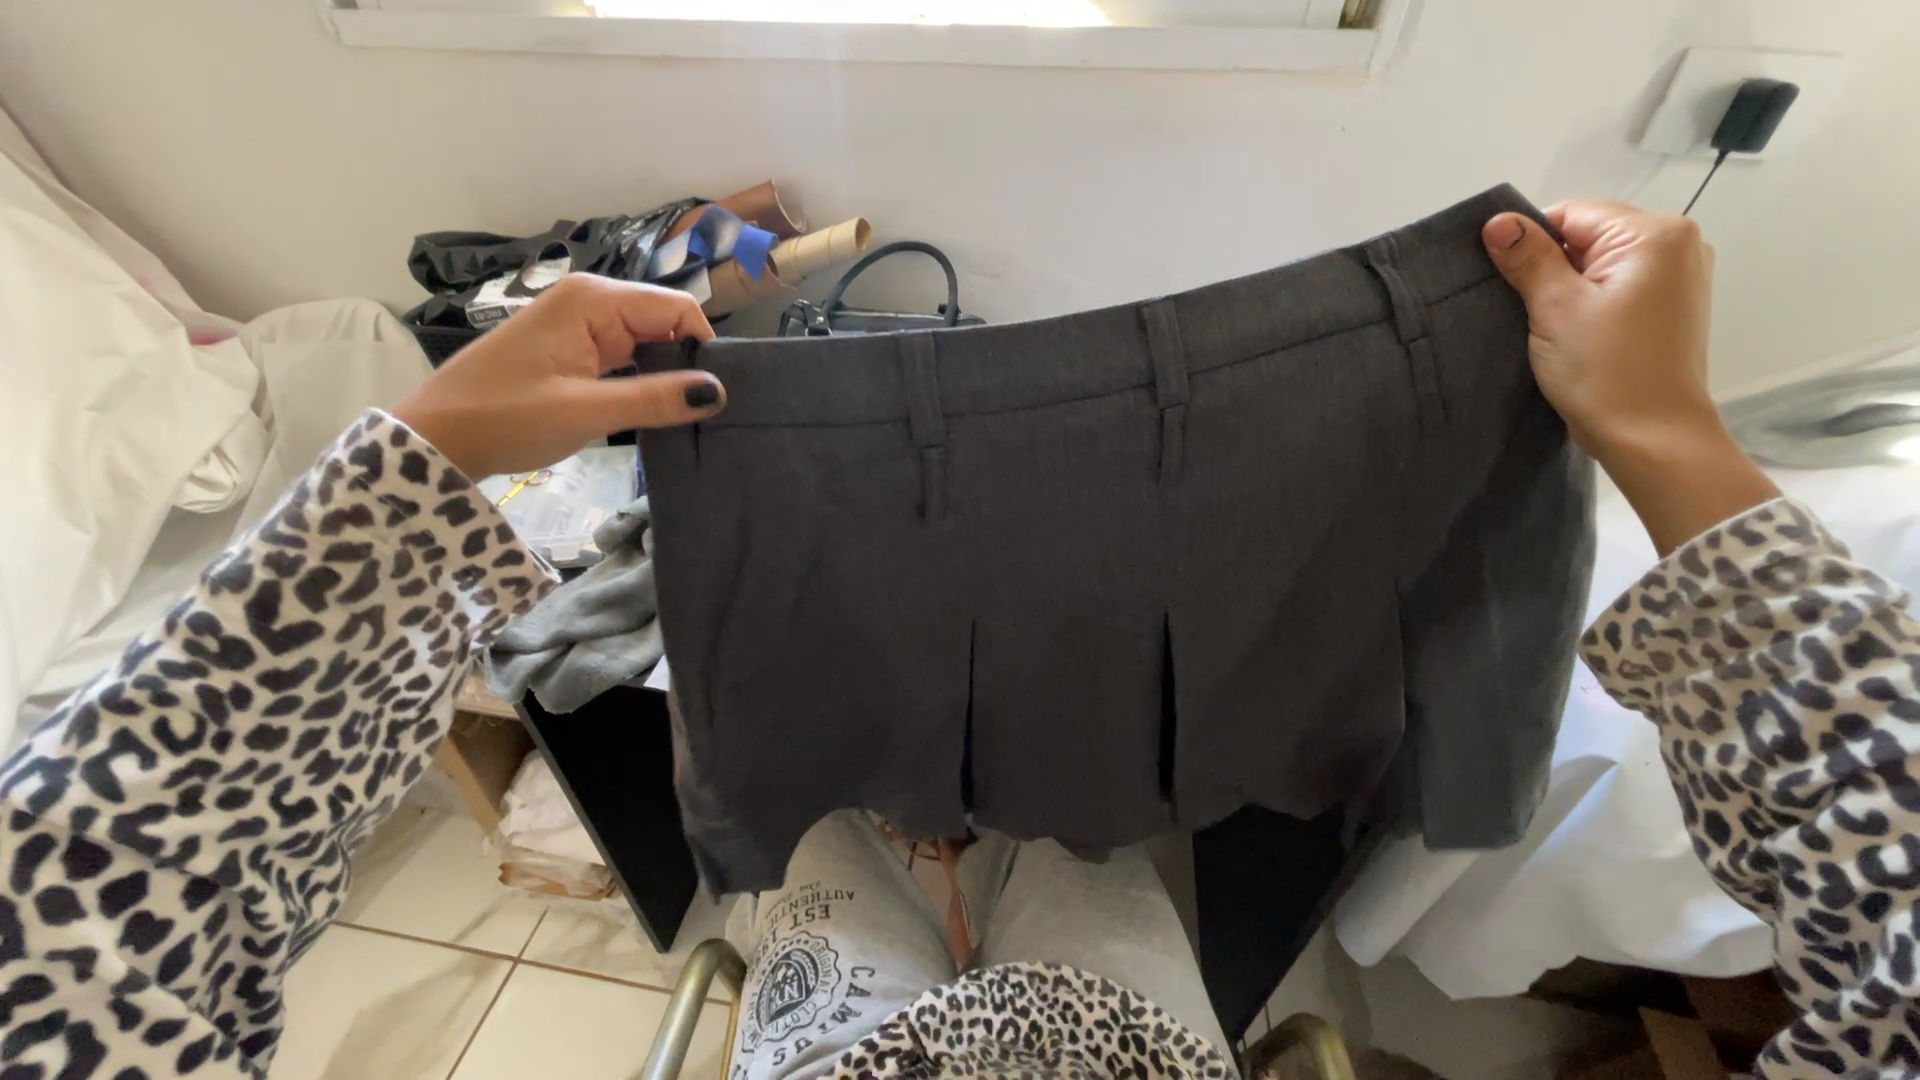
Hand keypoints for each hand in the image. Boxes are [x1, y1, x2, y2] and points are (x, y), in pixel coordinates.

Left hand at [391, 274, 724, 478]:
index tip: (714, 395)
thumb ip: (656, 399)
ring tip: (682, 414)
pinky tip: (653, 409)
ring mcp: (582, 325)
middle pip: (666, 323)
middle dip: (687, 362)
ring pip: (650, 342)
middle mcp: (590, 302)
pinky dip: (645, 381)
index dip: (702, 347)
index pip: (676, 308)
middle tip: (702, 412)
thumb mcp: (586, 411)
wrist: (437, 437)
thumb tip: (719, 392)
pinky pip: (628, 357)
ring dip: (667, 375)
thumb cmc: (505, 417)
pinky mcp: (576, 350)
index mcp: (592, 300)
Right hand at [1481, 199, 1718, 454]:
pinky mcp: (1669, 305)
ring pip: (1599, 263)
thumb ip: (1528, 259)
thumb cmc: (1602, 368)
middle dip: (1549, 265)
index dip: (1530, 242)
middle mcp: (1677, 243)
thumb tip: (1498, 221)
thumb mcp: (1554, 308)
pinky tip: (1573, 331)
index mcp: (1653, 234)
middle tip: (1524, 308)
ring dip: (1566, 286)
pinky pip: (1616, 285)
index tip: (1507, 282)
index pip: (1572, 213)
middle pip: (1588, 235)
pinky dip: (1587, 300)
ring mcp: (1679, 275)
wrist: (1648, 432)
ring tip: (1547, 323)